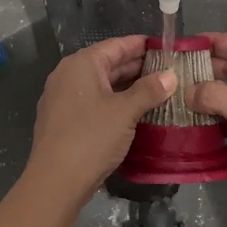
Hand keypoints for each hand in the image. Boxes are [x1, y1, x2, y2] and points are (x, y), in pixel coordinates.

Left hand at [22, 36, 174, 206]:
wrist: (56, 181)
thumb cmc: (91, 137)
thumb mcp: (125, 112)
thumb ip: (149, 90)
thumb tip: (170, 75)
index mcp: (81, 65)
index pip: (115, 45)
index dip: (141, 45)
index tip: (165, 47)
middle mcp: (68, 76)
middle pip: (107, 64)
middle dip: (137, 67)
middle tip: (168, 71)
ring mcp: (62, 99)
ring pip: (101, 85)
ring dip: (127, 87)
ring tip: (157, 91)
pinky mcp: (63, 121)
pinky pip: (93, 103)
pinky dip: (114, 103)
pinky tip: (134, 112)